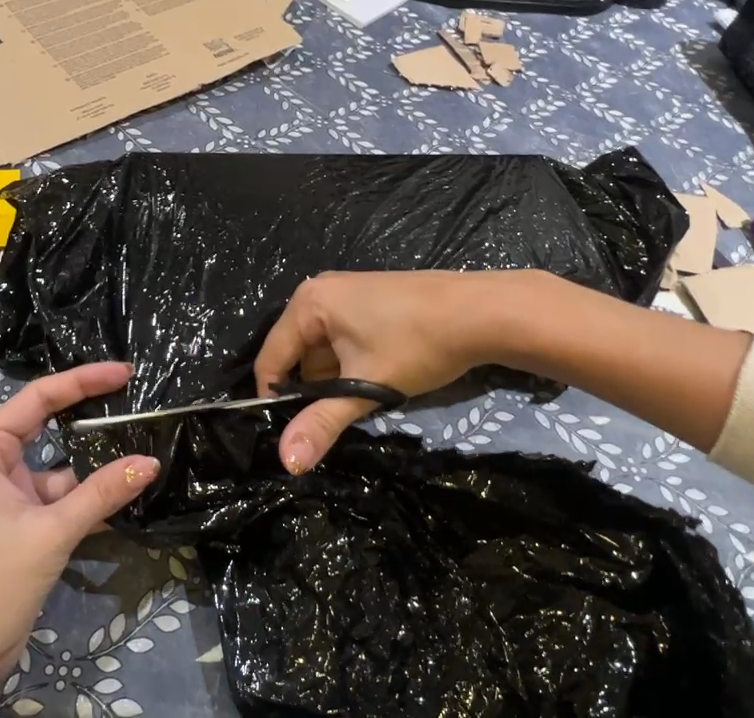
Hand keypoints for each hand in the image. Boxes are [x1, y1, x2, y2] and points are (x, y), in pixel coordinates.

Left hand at [0, 363, 157, 717]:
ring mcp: (6, 495)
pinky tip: (128, 490)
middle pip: (48, 424)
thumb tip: (152, 461)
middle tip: (135, 396)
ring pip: (60, 465)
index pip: (37, 398)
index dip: (82, 380)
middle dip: (90, 413)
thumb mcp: (51, 532)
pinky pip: (62, 496)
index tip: (124, 372)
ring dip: (96, 462)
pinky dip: (90, 495)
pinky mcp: (21, 523)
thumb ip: (103, 493)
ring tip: (144, 442)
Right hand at [253, 270, 523, 473]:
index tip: (295, 432)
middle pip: (297, 353)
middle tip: (338, 416)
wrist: (482, 312)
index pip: (271, 358)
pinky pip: (344, 338)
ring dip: (337, 378)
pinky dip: (353, 363)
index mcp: (308, 303)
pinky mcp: (370, 299)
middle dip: (314, 388)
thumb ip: (323, 422)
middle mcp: (320, 291)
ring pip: (324, 349)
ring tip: (363, 398)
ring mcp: (347, 292)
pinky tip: (378, 378)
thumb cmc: (417, 344)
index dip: (277, 398)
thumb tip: (286, 462)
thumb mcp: (368, 388)